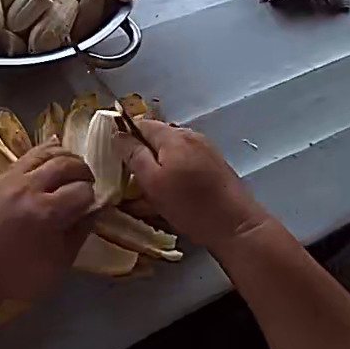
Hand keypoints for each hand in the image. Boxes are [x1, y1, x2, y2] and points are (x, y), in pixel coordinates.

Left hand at [0, 144, 94, 303]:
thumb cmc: (20, 275)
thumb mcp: (60, 262)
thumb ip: (80, 231)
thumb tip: (94, 209)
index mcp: (46, 213)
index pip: (82, 191)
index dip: (91, 198)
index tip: (90, 206)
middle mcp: (31, 188)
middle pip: (68, 165)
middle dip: (84, 172)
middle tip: (88, 184)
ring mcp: (14, 179)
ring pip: (49, 152)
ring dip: (68, 157)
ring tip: (74, 169)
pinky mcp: (3, 177)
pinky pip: (30, 154)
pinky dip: (47, 151)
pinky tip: (57, 156)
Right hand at [122, 119, 274, 254]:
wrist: (236, 225)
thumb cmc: (190, 206)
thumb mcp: (153, 183)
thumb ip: (135, 156)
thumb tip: (119, 135)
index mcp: (174, 136)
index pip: (141, 123)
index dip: (124, 135)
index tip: (113, 155)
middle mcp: (191, 136)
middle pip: (157, 136)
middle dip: (141, 153)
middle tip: (129, 177)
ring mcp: (205, 149)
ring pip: (172, 151)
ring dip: (158, 165)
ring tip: (149, 189)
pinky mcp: (214, 165)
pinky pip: (186, 161)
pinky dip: (174, 171)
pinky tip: (171, 193)